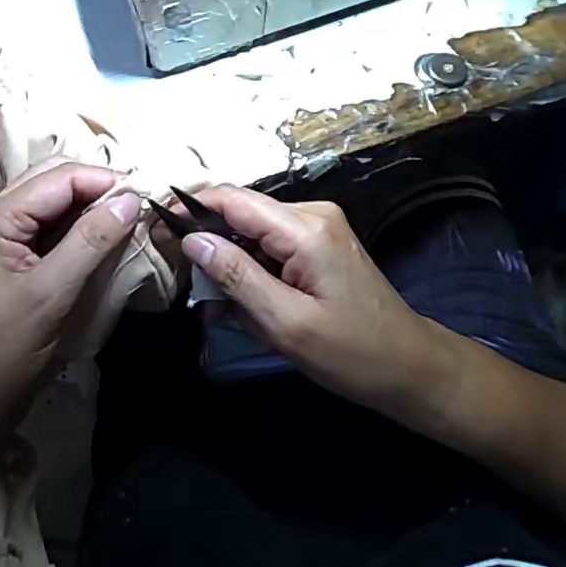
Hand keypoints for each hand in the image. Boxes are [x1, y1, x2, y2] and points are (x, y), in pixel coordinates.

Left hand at [0, 162, 142, 440]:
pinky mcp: (6, 263)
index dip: (105, 181)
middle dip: (99, 191)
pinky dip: (77, 233)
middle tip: (139, 211)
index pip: (60, 176)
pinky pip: (48, 232)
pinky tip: (100, 246)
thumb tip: (132, 198)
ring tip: (126, 226)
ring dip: (90, 212)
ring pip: (53, 207)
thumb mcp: (51, 294)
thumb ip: (91, 241)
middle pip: (55, 184)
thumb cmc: (0, 354)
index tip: (146, 197)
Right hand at [179, 186, 456, 418]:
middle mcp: (312, 214)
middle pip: (242, 214)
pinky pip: (272, 247)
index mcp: (305, 227)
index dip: (191, 206)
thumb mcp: (285, 322)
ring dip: (229, 263)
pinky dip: (251, 271)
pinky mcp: (320, 244)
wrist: (410, 367)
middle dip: (207, 241)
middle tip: (177, 274)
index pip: (234, 200)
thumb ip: (236, 276)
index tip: (155, 223)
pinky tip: (240, 303)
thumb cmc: (352, 353)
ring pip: (254, 233)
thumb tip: (192, 239)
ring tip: (211, 301)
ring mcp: (319, 227)